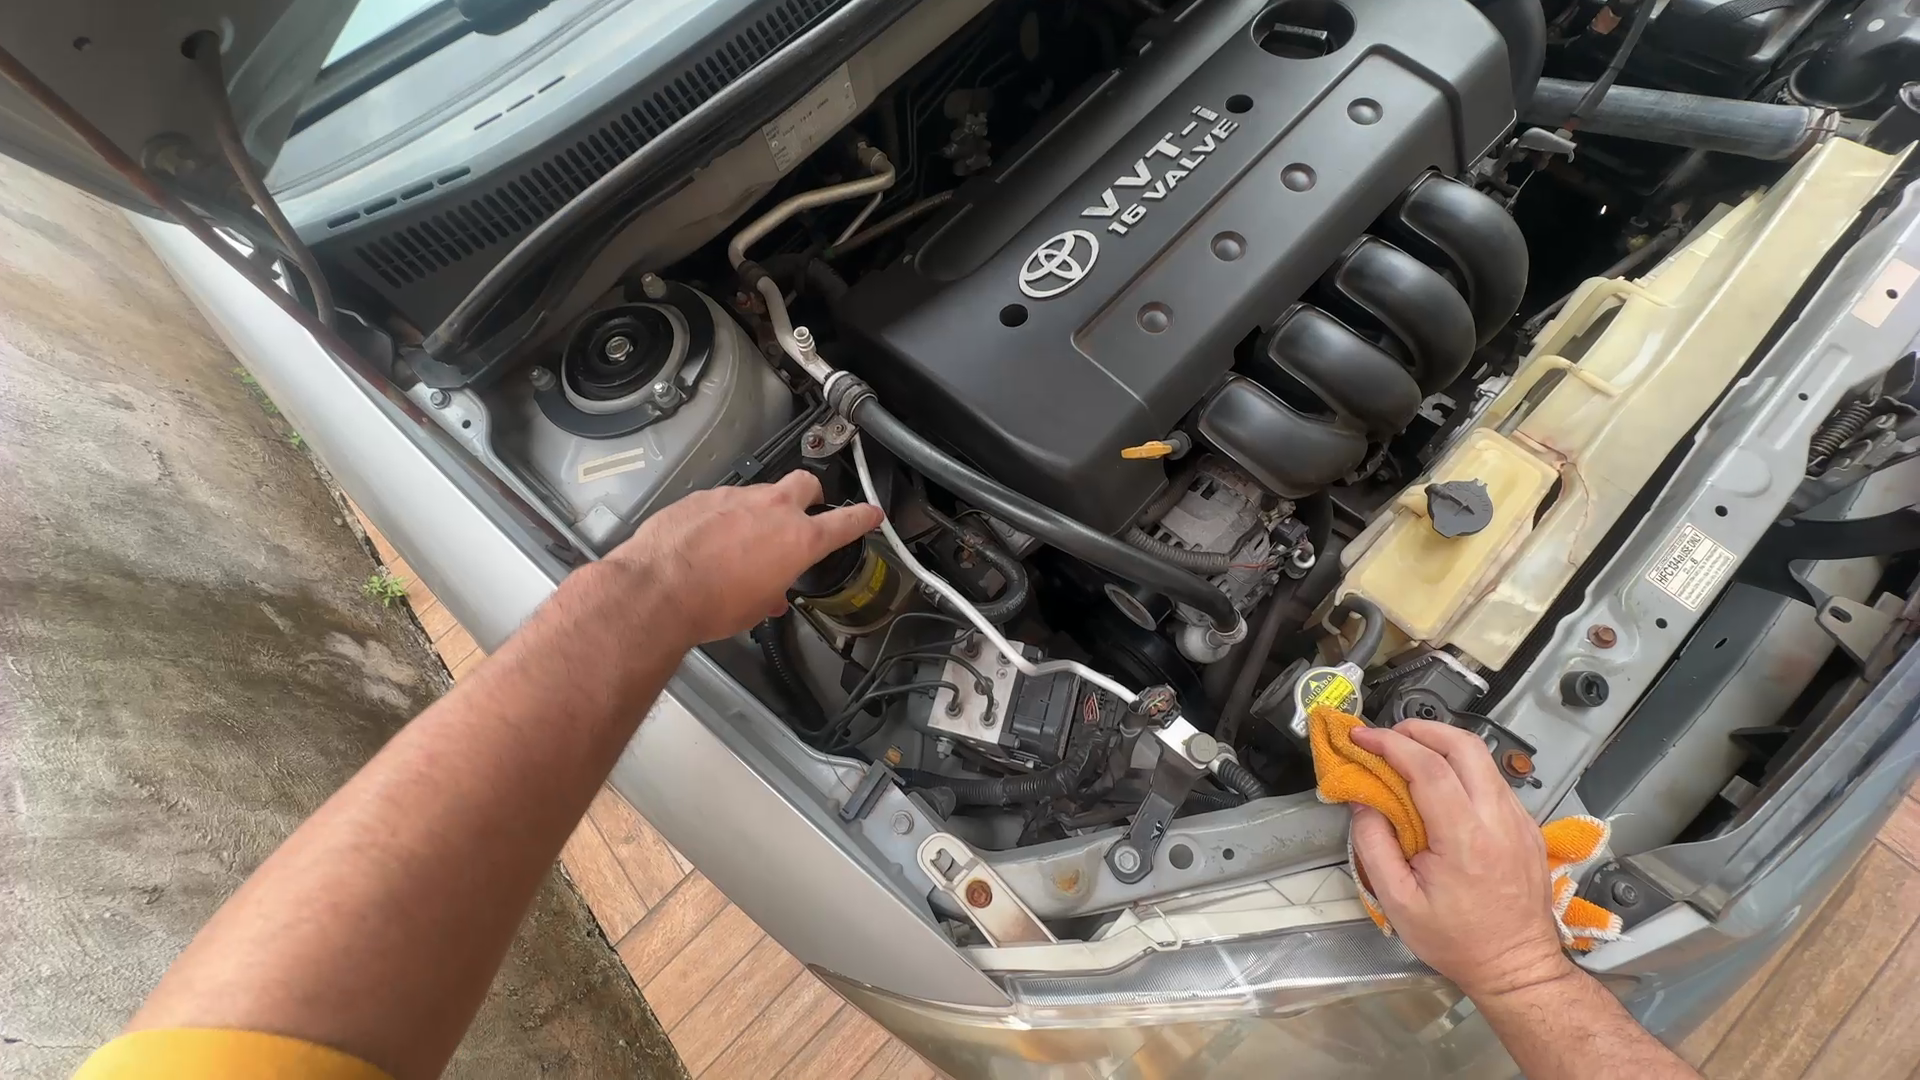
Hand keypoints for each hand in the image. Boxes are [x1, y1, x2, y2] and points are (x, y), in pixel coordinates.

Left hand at [602, 471, 881, 648]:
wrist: (657, 590)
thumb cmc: (712, 604)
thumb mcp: (756, 607)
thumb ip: (772, 592)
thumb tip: (770, 593)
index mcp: (799, 539)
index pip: (845, 521)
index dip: (863, 517)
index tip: (872, 513)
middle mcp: (772, 509)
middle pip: (806, 484)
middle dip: (811, 495)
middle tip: (804, 513)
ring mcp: (736, 498)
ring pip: (761, 493)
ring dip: (761, 511)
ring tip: (744, 541)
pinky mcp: (703, 497)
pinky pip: (724, 501)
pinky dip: (724, 517)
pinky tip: (709, 541)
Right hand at [1347, 719, 1573, 1001]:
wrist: (1519, 971)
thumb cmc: (1455, 940)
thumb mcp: (1395, 900)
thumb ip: (1372, 843)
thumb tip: (1362, 801)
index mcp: (1466, 839)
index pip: (1429, 767)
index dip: (1390, 743)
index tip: (1360, 738)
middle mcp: (1500, 821)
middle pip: (1465, 746)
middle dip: (1420, 728)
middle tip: (1386, 735)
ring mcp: (1519, 821)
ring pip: (1482, 757)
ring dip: (1439, 744)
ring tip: (1405, 754)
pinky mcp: (1525, 826)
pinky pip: (1490, 778)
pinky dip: (1458, 765)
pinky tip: (1435, 781)